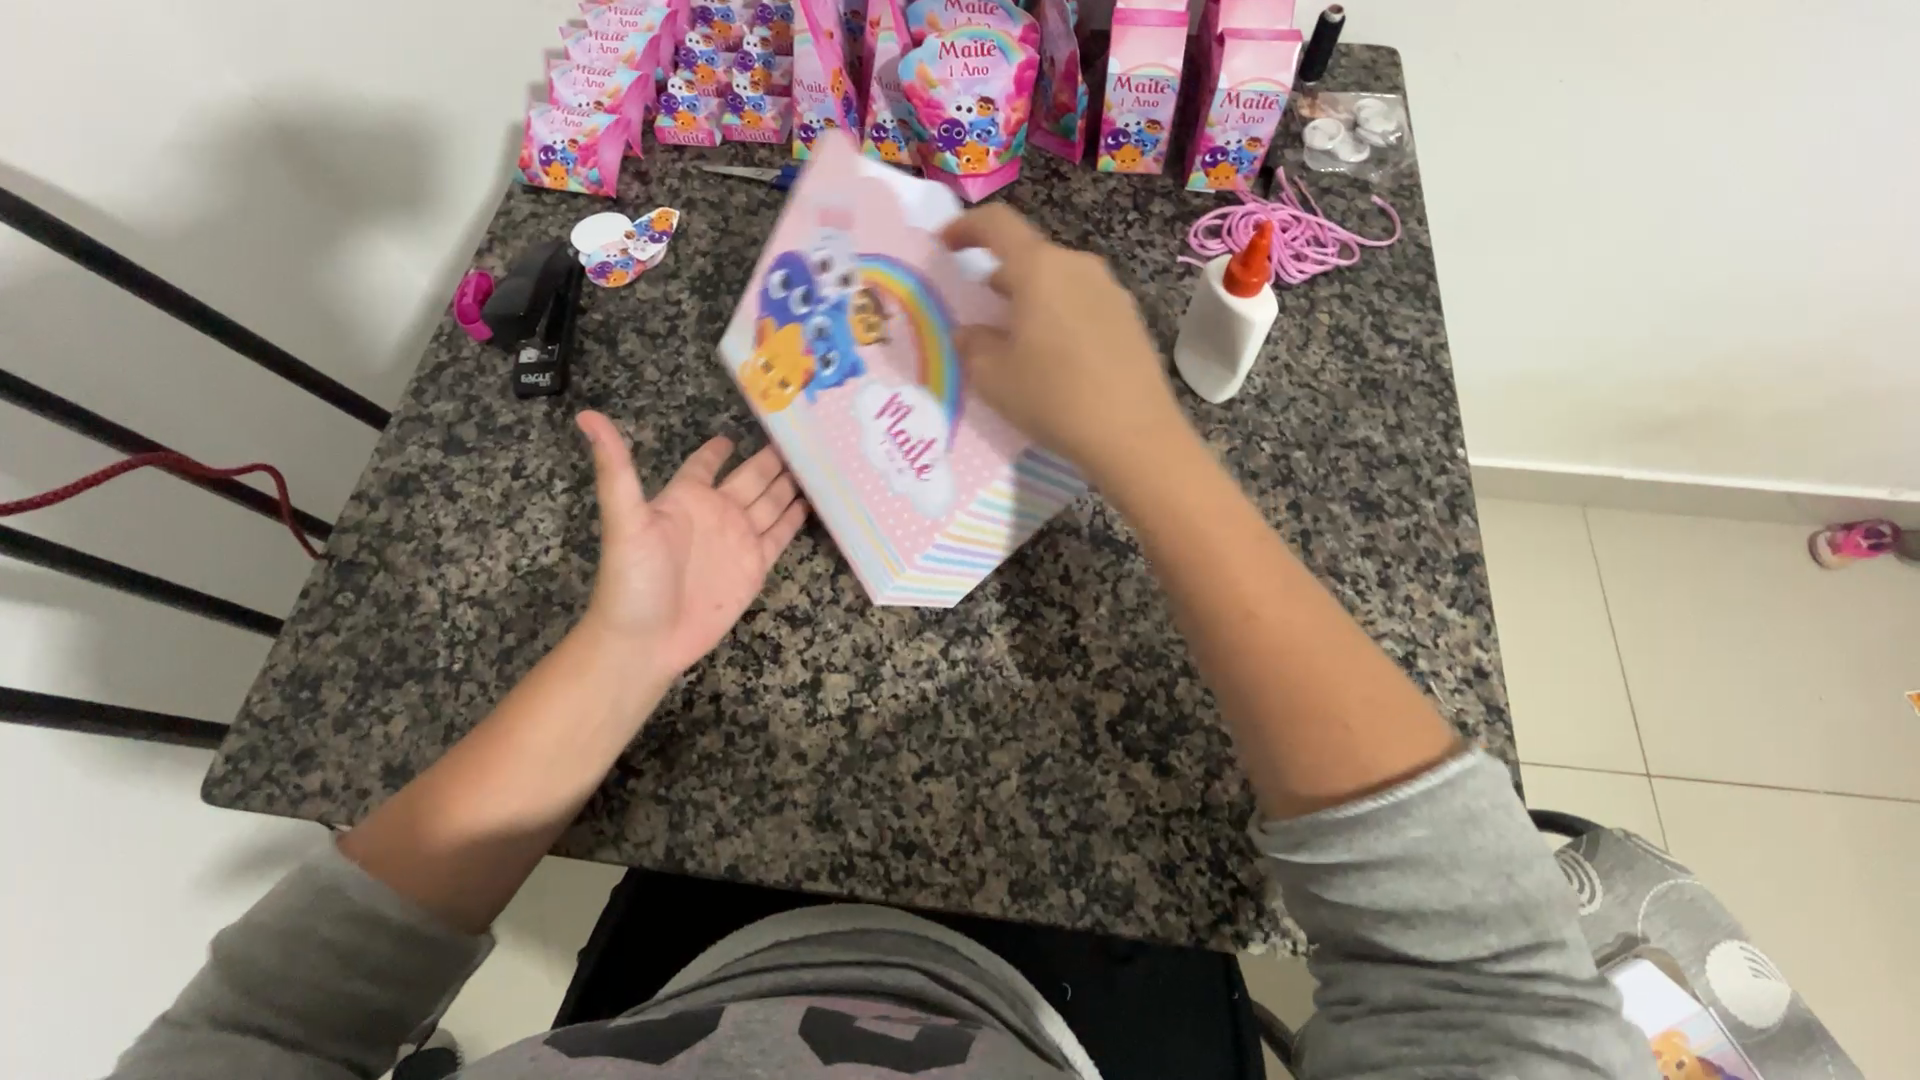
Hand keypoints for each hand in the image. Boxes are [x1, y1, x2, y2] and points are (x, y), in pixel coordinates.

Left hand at [575, 411, 807, 678]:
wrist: (647, 639)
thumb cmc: (632, 579)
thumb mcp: (624, 520)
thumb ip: (616, 469)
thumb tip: (587, 416)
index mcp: (686, 498)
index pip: (706, 464)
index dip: (721, 447)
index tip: (743, 426)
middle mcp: (716, 513)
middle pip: (750, 478)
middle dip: (772, 459)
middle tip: (800, 437)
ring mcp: (738, 540)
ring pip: (771, 502)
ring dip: (789, 484)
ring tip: (815, 463)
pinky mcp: (756, 566)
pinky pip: (781, 535)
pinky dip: (796, 518)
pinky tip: (813, 502)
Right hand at [942, 205, 1187, 483]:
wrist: (1133, 434)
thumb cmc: (1053, 397)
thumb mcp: (993, 378)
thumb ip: (972, 345)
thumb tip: (969, 333)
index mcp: (1039, 268)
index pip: (998, 224)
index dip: (966, 226)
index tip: (947, 243)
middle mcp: (1078, 266)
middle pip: (1031, 256)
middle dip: (1002, 275)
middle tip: (984, 307)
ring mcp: (1111, 291)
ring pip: (1059, 280)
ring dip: (1034, 298)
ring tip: (1019, 337)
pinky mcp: (1130, 319)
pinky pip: (1083, 303)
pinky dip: (1060, 316)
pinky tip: (1056, 357)